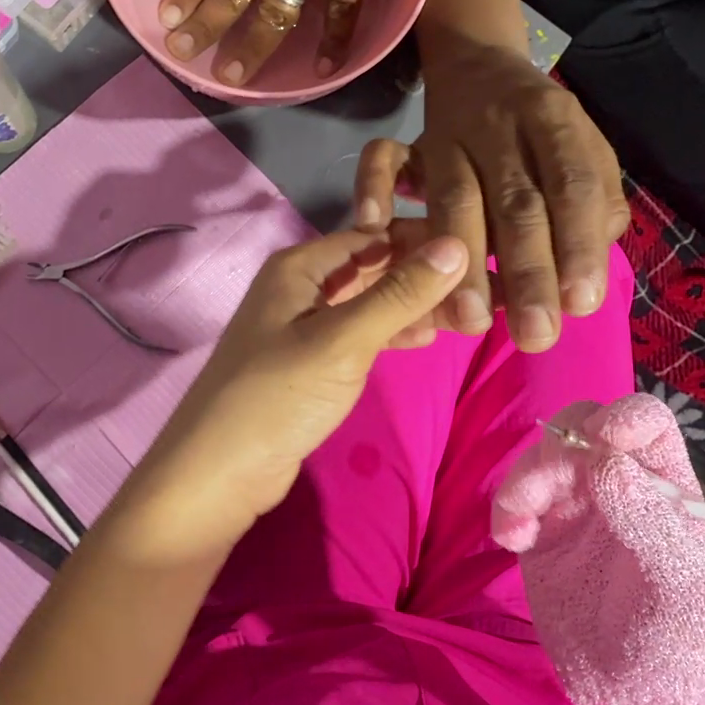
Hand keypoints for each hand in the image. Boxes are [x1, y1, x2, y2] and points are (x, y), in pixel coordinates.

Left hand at [124, 228, 466, 553]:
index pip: (376, 234)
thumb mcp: (343, 340)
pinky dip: (392, 332)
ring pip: (372, 301)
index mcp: (301, 265)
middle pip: (376, 266)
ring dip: (415, 307)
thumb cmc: (279, 395)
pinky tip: (426, 338)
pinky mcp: (314, 359)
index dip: (426, 240)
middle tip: (482, 295)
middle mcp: (303, 284)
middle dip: (426, 278)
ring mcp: (307, 323)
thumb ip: (399, 294)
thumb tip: (456, 245)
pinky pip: (362, 332)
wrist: (221, 470)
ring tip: (469, 318)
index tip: (483, 252)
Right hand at [355, 43, 628, 351]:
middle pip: (515, 203)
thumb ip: (596, 201)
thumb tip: (585, 266)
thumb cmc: (539, 129)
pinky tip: (374, 230)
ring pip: (454, 200)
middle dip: (526, 272)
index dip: (579, 244)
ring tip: (470, 321)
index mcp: (555, 122)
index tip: (580, 305)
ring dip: (463, 262)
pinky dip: (374, 188)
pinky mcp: (409, 142)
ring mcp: (449, 134)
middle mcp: (502, 127)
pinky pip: (383, 160)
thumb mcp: (585, 148)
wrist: (478, 65)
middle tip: (533, 335)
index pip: (573, 185)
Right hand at [493, 395, 704, 704]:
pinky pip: (513, 497)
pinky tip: (512, 543)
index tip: (602, 440)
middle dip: (558, 446)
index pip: (648, 424)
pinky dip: (505, 510)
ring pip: (541, 458)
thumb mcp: (674, 586)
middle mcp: (618, 484)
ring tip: (519, 528)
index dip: (625, 417)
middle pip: (583, 425)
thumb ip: (644, 518)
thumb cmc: (674, 644)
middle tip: (545, 488)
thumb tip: (602, 455)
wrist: (631, 699)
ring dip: (523, 481)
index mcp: (665, 488)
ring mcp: (576, 505)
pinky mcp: (541, 529)